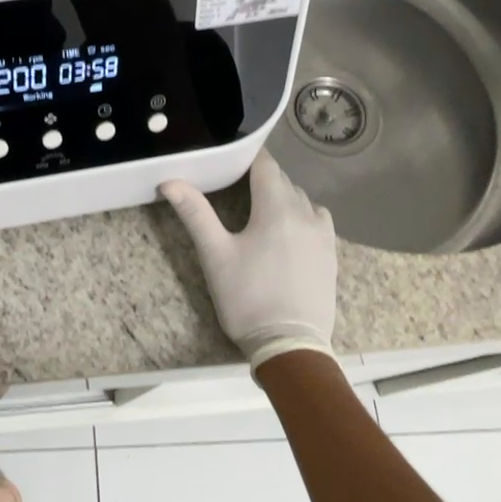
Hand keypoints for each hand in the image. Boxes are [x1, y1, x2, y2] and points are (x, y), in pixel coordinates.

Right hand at [160, 149, 337, 367]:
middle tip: (237, 186)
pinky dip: (302, 217)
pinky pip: (318, 222)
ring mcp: (324, 236)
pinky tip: (288, 234)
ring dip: (284, 198)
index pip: (267, 166)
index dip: (250, 157)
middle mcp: (306, 214)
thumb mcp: (215, 255)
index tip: (233, 156)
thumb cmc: (247, 298)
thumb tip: (169, 181)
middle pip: (284, 183)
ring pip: (304, 201)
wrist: (290, 344)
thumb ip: (195, 213)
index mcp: (277, 209)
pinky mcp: (331, 256)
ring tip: (262, 211)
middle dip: (263, 180)